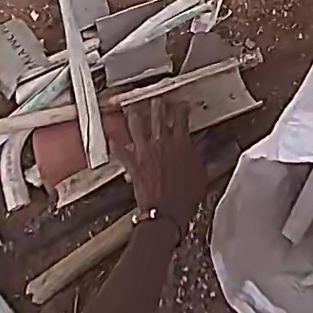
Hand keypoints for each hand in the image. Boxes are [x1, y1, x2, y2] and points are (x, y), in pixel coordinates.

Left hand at [114, 99, 203, 240]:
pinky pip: (120, 151)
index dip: (181, 108)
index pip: (181, 117)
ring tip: (133, 109)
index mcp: (180, 143)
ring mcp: (144, 152)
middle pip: (157, 115)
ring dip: (135, 115)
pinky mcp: (132, 164)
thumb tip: (200, 143)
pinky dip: (115, 145)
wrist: (167, 213)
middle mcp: (160, 143)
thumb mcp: (200, 173)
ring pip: (136, 126)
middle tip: (157, 99)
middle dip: (158, 104)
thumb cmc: (185, 196)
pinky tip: (112, 139)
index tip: (181, 105)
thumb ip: (198, 154)